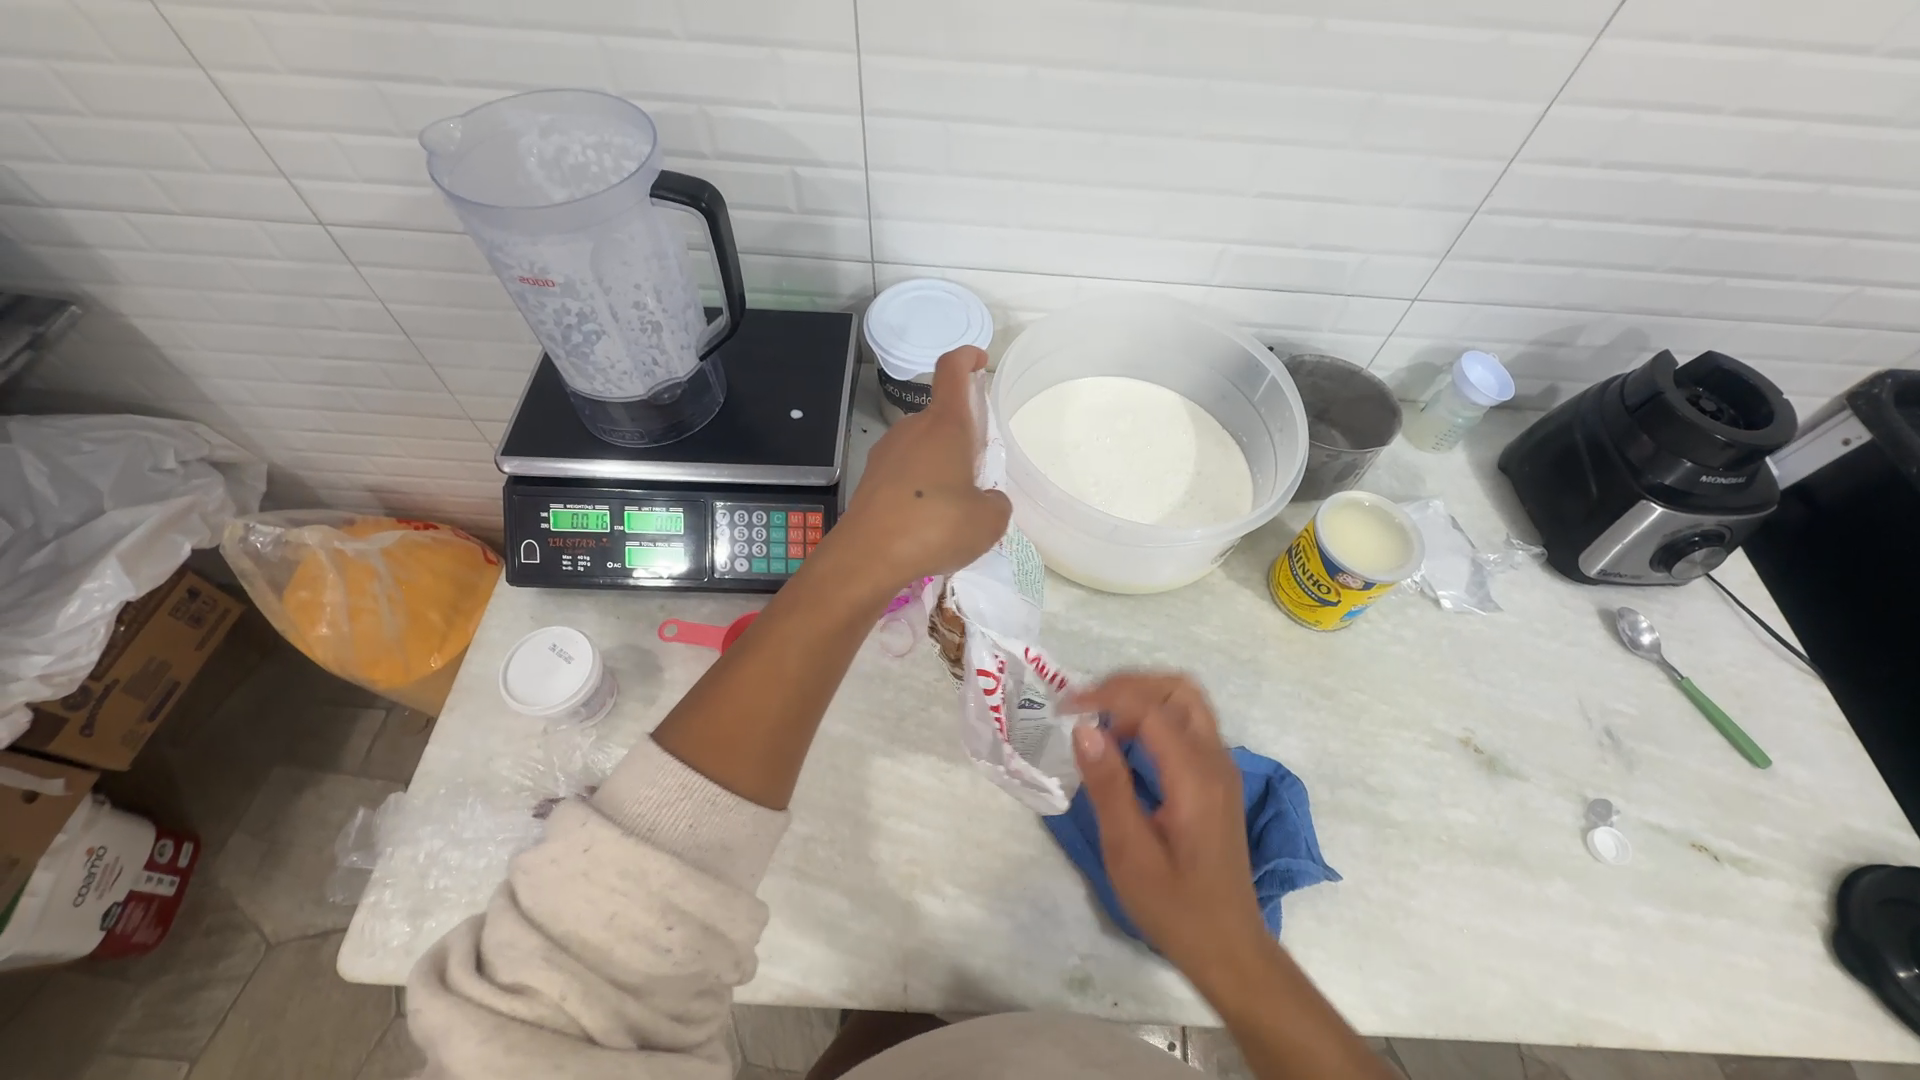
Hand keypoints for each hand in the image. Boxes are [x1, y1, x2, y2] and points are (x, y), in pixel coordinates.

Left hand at [838, 345, 1010, 586]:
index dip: (966, 358)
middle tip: (976, 472)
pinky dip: (918, 488)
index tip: (978, 361)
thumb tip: (986, 500)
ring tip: (952, 506)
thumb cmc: (936, 526)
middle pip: (939, 416)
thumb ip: (996, 503)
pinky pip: (903, 473)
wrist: (869, 556)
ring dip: (938, 466)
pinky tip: (925, 522)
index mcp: (945, 425)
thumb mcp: (989, 521)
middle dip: (960, 437)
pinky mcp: (870, 480)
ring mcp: (886, 453)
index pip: (951, 370)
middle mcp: (912, 429)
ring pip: (920, 447)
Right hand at [1067, 674, 1273, 996]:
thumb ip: (1108, 785)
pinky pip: (1188, 726)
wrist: (1229, 947)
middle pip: (1179, 689)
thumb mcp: (1129, 852)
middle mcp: (1216, 761)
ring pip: (1186, 703)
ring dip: (1143, 699)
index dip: (1105, 696)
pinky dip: (1154, 718)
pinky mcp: (1217, 781)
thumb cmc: (1174, 907)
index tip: (1064, 708)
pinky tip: (1124, 744)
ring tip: (1101, 723)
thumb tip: (1085, 729)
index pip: (1151, 707)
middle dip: (1129, 685)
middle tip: (1086, 705)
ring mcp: (1221, 769)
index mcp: (1195, 777)